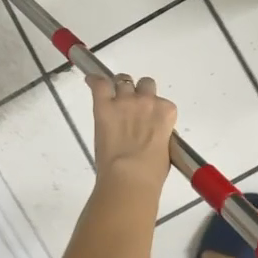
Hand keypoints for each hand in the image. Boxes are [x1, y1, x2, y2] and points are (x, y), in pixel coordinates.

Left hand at [86, 73, 176, 187]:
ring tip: (114, 98)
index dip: (155, 111)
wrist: (129, 177)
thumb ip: (161, 135)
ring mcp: (125, 101)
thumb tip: (155, 133)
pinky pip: (99, 84)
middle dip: (140, 93)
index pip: (163, 103)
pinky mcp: (104, 106)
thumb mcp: (167, 151)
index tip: (149, 121)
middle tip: (133, 107)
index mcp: (166, 113)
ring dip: (120, 87)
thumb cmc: (151, 172)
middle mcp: (147, 101)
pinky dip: (94, 80)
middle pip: (145, 84)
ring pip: (123, 80)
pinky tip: (91, 80)